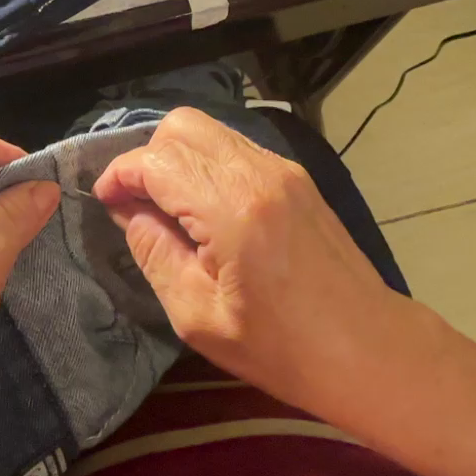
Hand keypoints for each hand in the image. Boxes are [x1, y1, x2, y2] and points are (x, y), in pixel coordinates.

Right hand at [92, 108, 402, 419]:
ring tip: (167, 205)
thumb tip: (127, 209)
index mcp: (232, 207)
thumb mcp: (198, 315)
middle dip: (146, 156)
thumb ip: (153, 251)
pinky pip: (232, 146)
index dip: (120, 175)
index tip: (106, 203)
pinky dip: (203, 162)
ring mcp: (280, 167)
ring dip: (175, 156)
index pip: (156, 160)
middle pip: (181, 125)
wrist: (369, 349)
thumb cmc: (281, 347)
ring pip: (207, 128)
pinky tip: (202, 205)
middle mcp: (257, 170)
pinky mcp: (294, 174)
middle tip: (137, 203)